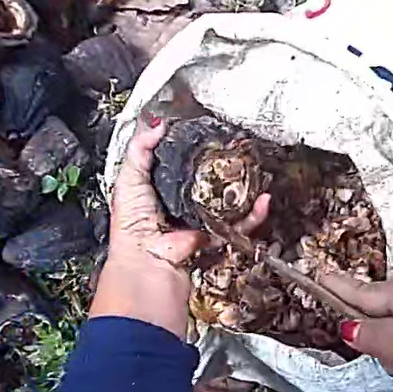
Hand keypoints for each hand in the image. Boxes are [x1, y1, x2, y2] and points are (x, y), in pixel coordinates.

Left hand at [91, 115, 269, 337]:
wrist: (150, 268)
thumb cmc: (133, 227)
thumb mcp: (129, 180)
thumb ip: (140, 150)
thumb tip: (157, 123)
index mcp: (157, 193)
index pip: (176, 167)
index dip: (189, 151)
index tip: (205, 132)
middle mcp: (180, 208)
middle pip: (206, 184)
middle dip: (223, 169)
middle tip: (237, 149)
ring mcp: (200, 225)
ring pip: (227, 204)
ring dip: (243, 190)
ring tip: (255, 171)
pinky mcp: (216, 240)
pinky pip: (239, 226)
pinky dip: (254, 215)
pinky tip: (263, 200)